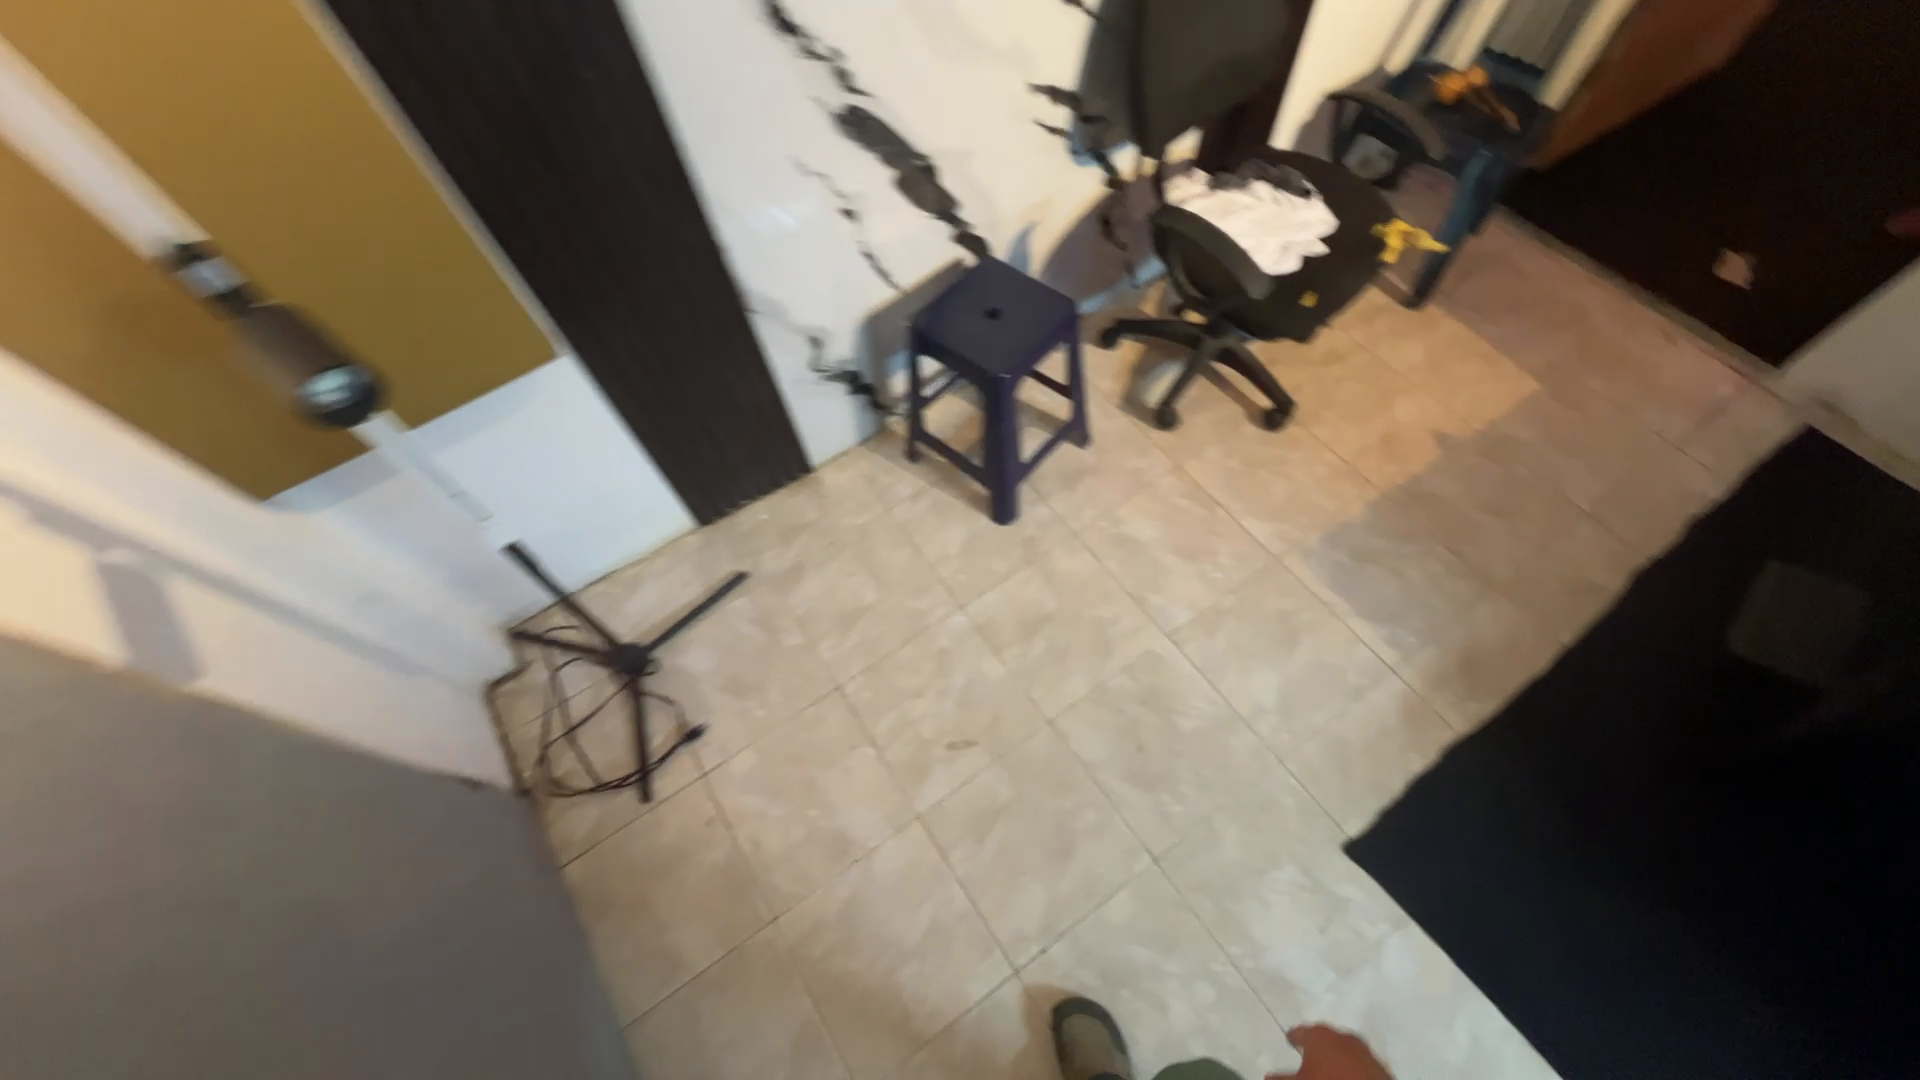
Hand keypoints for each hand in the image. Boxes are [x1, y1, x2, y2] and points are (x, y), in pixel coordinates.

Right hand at [1265, 1024, 1392, 1079]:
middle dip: (1316, 1047)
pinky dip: (1353, 1069)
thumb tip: (1266, 1076)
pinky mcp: (1381, 1067)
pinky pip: (1361, 1064)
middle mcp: (1341, 1035)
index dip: (1293, 1038)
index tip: (1290, 1042)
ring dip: (1336, 1057)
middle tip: (1309, 1057)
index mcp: (1318, 1035)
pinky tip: (1350, 1077)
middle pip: (1324, 1038)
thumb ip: (1281, 1078)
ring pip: (1344, 1050)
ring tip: (1330, 1070)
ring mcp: (1364, 1051)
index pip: (1299, 1032)